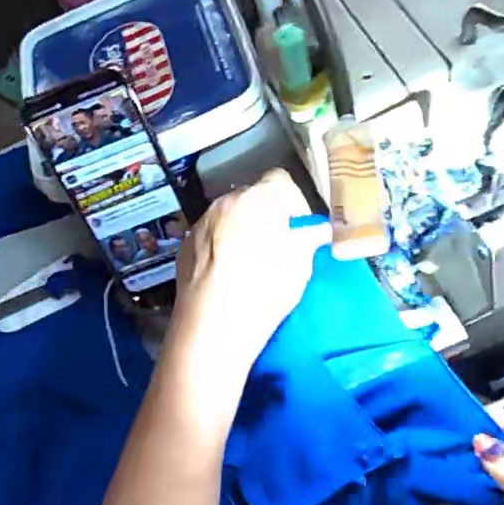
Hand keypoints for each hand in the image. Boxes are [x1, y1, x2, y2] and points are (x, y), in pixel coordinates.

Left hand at [168, 169, 326, 377]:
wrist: (215, 323)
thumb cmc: (265, 288)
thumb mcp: (301, 262)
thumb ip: (310, 238)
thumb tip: (319, 230)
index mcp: (258, 197)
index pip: (281, 180)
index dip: (294, 202)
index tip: (299, 228)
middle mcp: (225, 201)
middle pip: (252, 199)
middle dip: (266, 217)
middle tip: (278, 247)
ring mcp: (200, 223)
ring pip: (228, 219)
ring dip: (241, 232)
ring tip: (250, 266)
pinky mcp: (184, 247)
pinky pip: (210, 239)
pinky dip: (220, 250)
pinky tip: (227, 277)